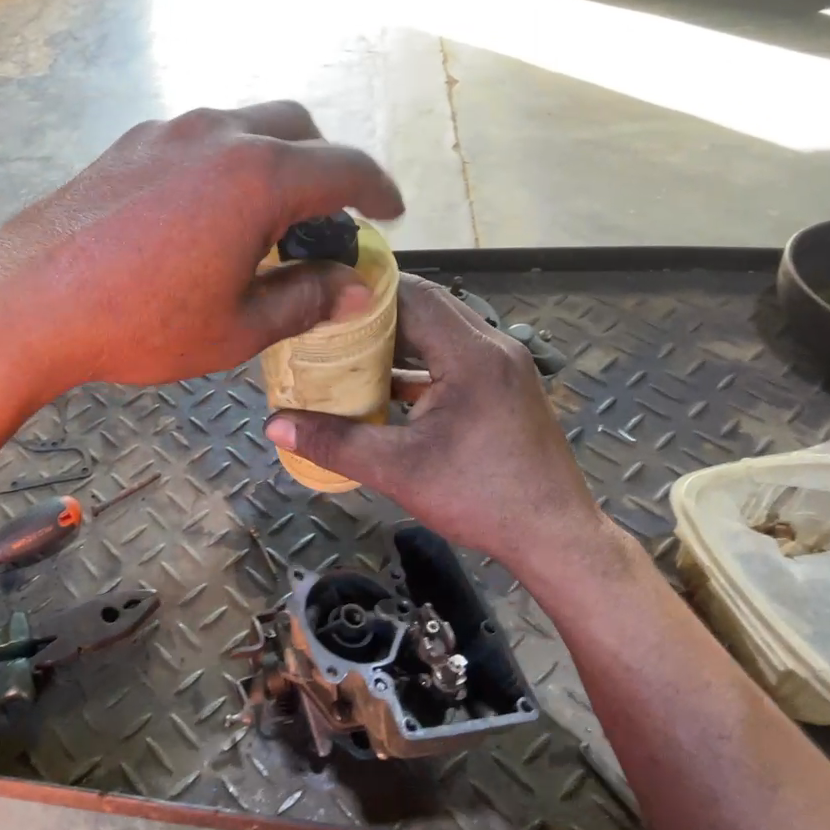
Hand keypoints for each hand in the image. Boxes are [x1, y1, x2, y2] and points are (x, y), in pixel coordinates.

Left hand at [0, 102, 403, 390]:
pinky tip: (200, 213)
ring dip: (268, 159)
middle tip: (325, 216)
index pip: (345, 168)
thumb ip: (304, 300)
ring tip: (261, 216)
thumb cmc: (136, 323)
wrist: (28, 301)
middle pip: (296, 129)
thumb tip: (354, 287)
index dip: (378, 191)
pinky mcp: (125, 147)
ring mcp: (164, 134)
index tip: (389, 212)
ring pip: (239, 127)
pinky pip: (192, 141)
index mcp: (258, 175)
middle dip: (324, 166)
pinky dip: (219, 163)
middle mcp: (215, 136)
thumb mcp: (234, 327)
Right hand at [265, 275, 607, 572]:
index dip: (363, 291)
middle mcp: (493, 347)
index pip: (413, 295)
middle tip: (320, 322)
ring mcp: (502, 366)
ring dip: (393, 337)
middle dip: (371, 313)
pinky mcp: (502, 386)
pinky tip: (378, 383)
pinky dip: (414, 360)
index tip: (319, 295)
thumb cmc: (482, 499)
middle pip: (425, 306)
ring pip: (437, 330)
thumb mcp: (398, 470)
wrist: (556, 538)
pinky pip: (449, 355)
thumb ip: (334, 442)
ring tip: (340, 348)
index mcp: (473, 355)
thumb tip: (273, 425)